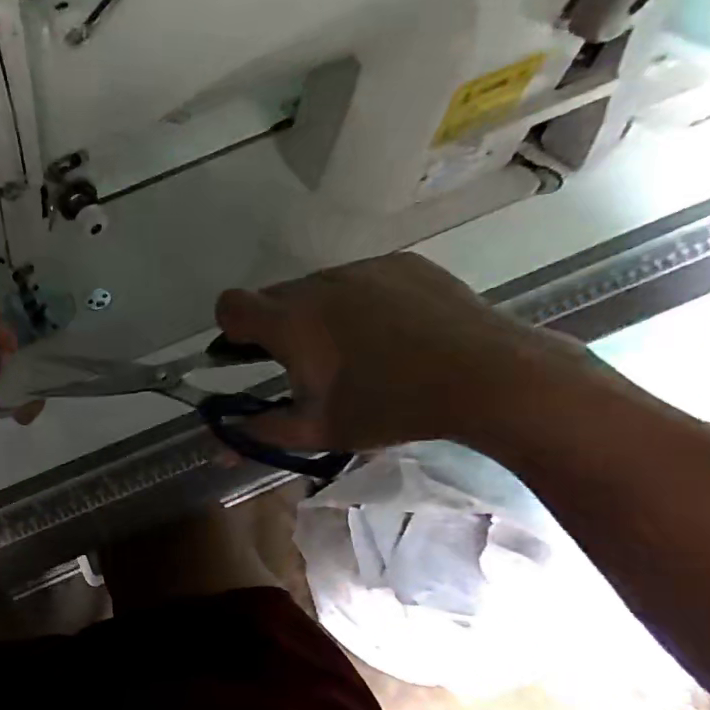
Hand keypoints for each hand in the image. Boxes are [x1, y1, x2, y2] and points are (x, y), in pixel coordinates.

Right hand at [214, 252, 597, 451]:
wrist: (490, 377)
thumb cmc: (391, 408)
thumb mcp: (317, 431)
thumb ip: (260, 432)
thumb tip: (218, 446)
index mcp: (290, 322)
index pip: (229, 305)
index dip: (230, 329)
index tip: (248, 355)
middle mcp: (318, 284)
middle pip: (272, 296)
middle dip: (274, 326)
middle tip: (304, 363)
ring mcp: (363, 268)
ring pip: (316, 287)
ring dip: (316, 314)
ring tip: (355, 349)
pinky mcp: (402, 263)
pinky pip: (359, 278)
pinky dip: (358, 301)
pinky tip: (392, 332)